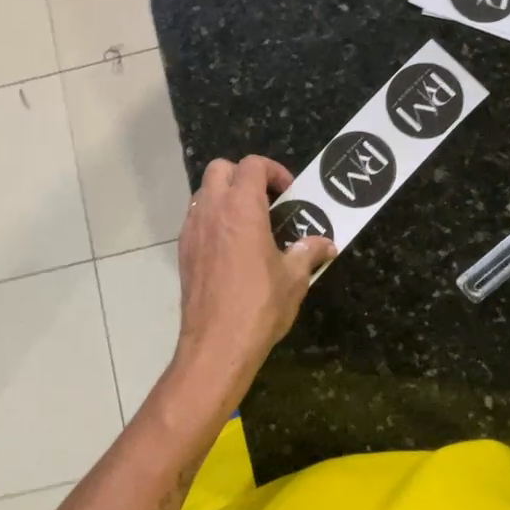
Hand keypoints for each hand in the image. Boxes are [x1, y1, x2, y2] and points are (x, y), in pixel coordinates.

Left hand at [172, 156, 336, 397]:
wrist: (217, 344)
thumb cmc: (260, 305)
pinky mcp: (183, 250)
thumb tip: (326, 244)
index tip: (287, 193)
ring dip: (224, 196)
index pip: (252, 165)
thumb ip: (308, 252)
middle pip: (220, 168)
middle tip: (265, 200)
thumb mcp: (294, 278)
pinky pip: (196, 219)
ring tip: (248, 223)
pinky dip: (212, 219)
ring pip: (204, 192)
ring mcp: (193, 229)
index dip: (273, 170)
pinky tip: (230, 247)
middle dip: (243, 176)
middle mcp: (212, 209)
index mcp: (241, 207)